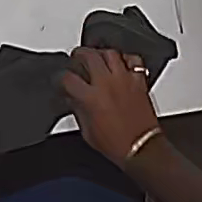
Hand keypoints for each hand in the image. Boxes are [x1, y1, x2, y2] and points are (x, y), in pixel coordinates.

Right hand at [61, 47, 159, 167]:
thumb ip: (78, 110)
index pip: (68, 78)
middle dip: (79, 54)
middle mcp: (107, 84)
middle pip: (89, 55)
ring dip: (101, 53)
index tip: (61, 79)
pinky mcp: (138, 81)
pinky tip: (121, 63)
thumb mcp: (88, 132)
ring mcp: (124, 80)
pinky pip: (134, 60)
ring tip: (97, 57)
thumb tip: (71, 99)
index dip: (61, 77)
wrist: (141, 148)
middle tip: (77, 57)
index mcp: (91, 97)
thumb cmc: (117, 144)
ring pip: (111, 53)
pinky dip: (126, 59)